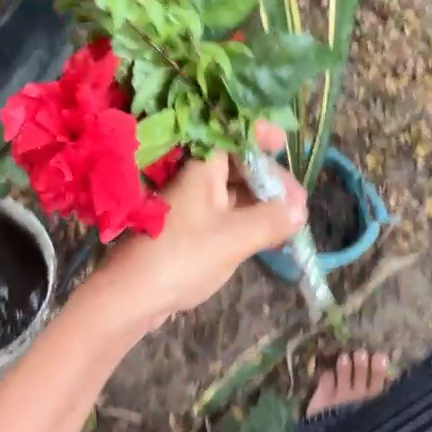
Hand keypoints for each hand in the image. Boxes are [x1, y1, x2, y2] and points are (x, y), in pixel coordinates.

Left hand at [88, 123, 306, 332]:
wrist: (131, 297)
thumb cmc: (182, 256)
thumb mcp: (234, 238)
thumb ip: (271, 220)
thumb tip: (299, 210)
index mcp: (203, 167)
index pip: (233, 135)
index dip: (259, 134)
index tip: (285, 142)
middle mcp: (197, 178)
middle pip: (239, 166)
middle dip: (272, 181)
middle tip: (300, 206)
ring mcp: (193, 204)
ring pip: (234, 192)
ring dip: (263, 203)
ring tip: (291, 224)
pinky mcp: (192, 230)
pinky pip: (227, 214)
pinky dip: (249, 220)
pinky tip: (270, 237)